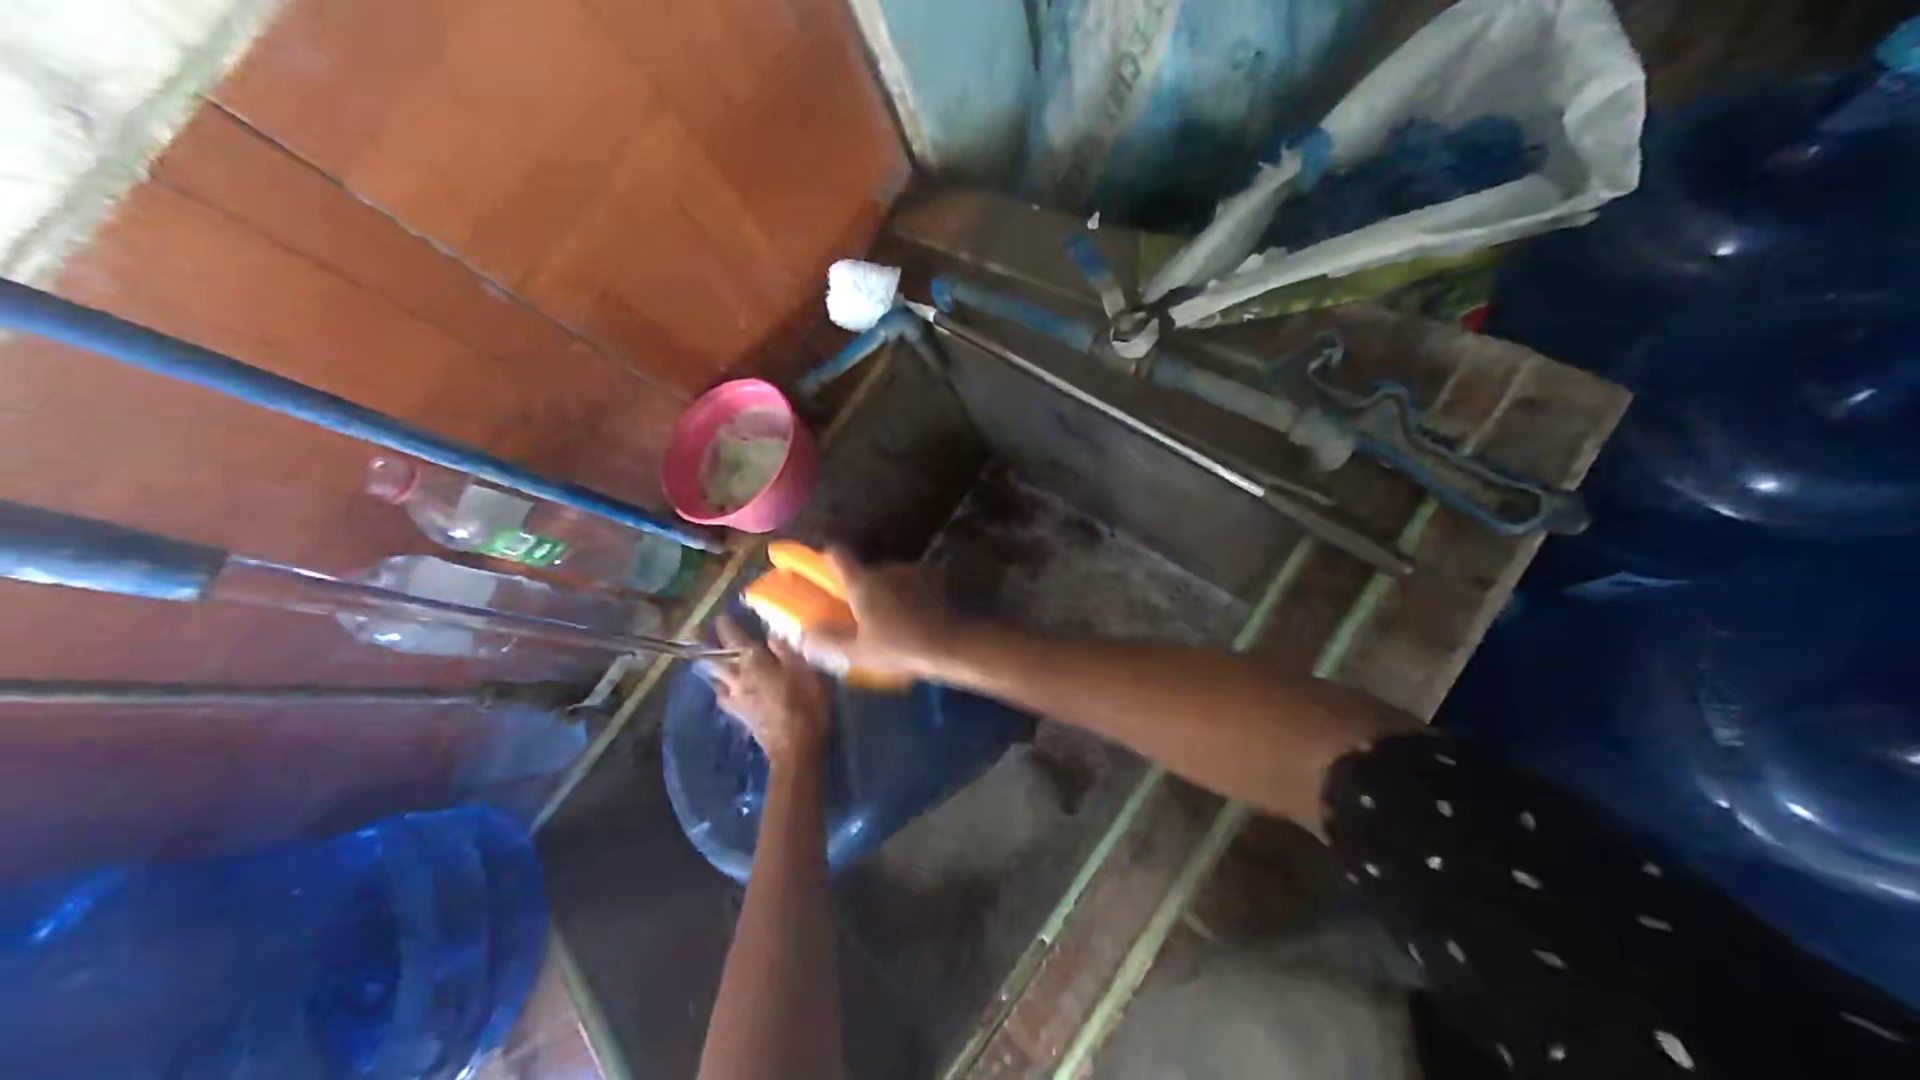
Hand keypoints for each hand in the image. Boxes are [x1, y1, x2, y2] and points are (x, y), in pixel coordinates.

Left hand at [712, 617, 831, 767]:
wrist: (795, 746)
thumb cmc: (805, 703)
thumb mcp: (805, 669)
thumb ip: (786, 648)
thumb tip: (771, 630)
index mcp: (754, 661)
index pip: (733, 637)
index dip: (725, 624)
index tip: (721, 614)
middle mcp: (738, 676)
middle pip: (714, 656)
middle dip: (703, 642)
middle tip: (692, 630)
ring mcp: (735, 697)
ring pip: (715, 675)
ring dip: (708, 662)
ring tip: (704, 655)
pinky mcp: (738, 714)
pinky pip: (722, 695)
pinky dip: (720, 686)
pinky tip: (723, 686)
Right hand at [801, 548, 957, 680]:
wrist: (949, 643)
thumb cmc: (898, 647)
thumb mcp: (858, 652)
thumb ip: (828, 641)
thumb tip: (805, 634)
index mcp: (862, 582)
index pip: (838, 553)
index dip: (828, 557)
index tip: (825, 569)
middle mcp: (885, 568)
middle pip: (865, 571)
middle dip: (862, 588)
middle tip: (864, 615)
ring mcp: (911, 570)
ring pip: (890, 577)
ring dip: (888, 591)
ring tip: (894, 619)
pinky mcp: (934, 577)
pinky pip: (913, 582)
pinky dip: (910, 593)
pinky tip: (916, 615)